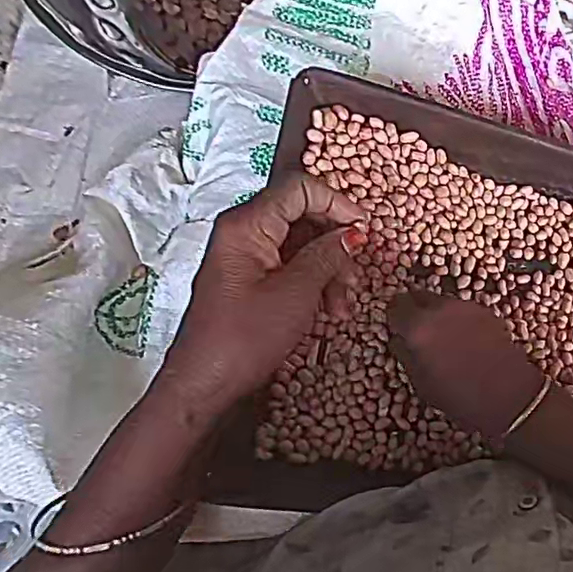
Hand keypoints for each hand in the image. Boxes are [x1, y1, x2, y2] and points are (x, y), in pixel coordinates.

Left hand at [156, 175, 365, 410]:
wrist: (207, 382)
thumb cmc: (245, 337)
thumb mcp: (296, 293)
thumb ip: (327, 256)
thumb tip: (353, 233)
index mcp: (247, 225)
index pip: (299, 189)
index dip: (338, 203)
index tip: (365, 229)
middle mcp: (245, 233)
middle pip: (304, 218)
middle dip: (337, 244)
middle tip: (355, 276)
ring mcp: (248, 257)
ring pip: (303, 245)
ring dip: (331, 270)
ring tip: (343, 306)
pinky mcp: (253, 279)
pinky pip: (293, 267)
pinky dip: (316, 284)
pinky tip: (330, 310)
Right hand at [388, 291, 543, 438]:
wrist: (510, 395)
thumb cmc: (460, 396)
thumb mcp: (421, 382)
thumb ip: (405, 353)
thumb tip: (400, 339)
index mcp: (418, 326)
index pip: (395, 306)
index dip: (394, 318)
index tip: (397, 329)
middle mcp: (441, 308)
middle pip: (418, 296)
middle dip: (414, 310)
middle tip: (417, 332)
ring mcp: (467, 307)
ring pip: (442, 302)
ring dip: (437, 314)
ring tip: (443, 340)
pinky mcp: (487, 312)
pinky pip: (462, 309)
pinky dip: (458, 319)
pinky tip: (464, 341)